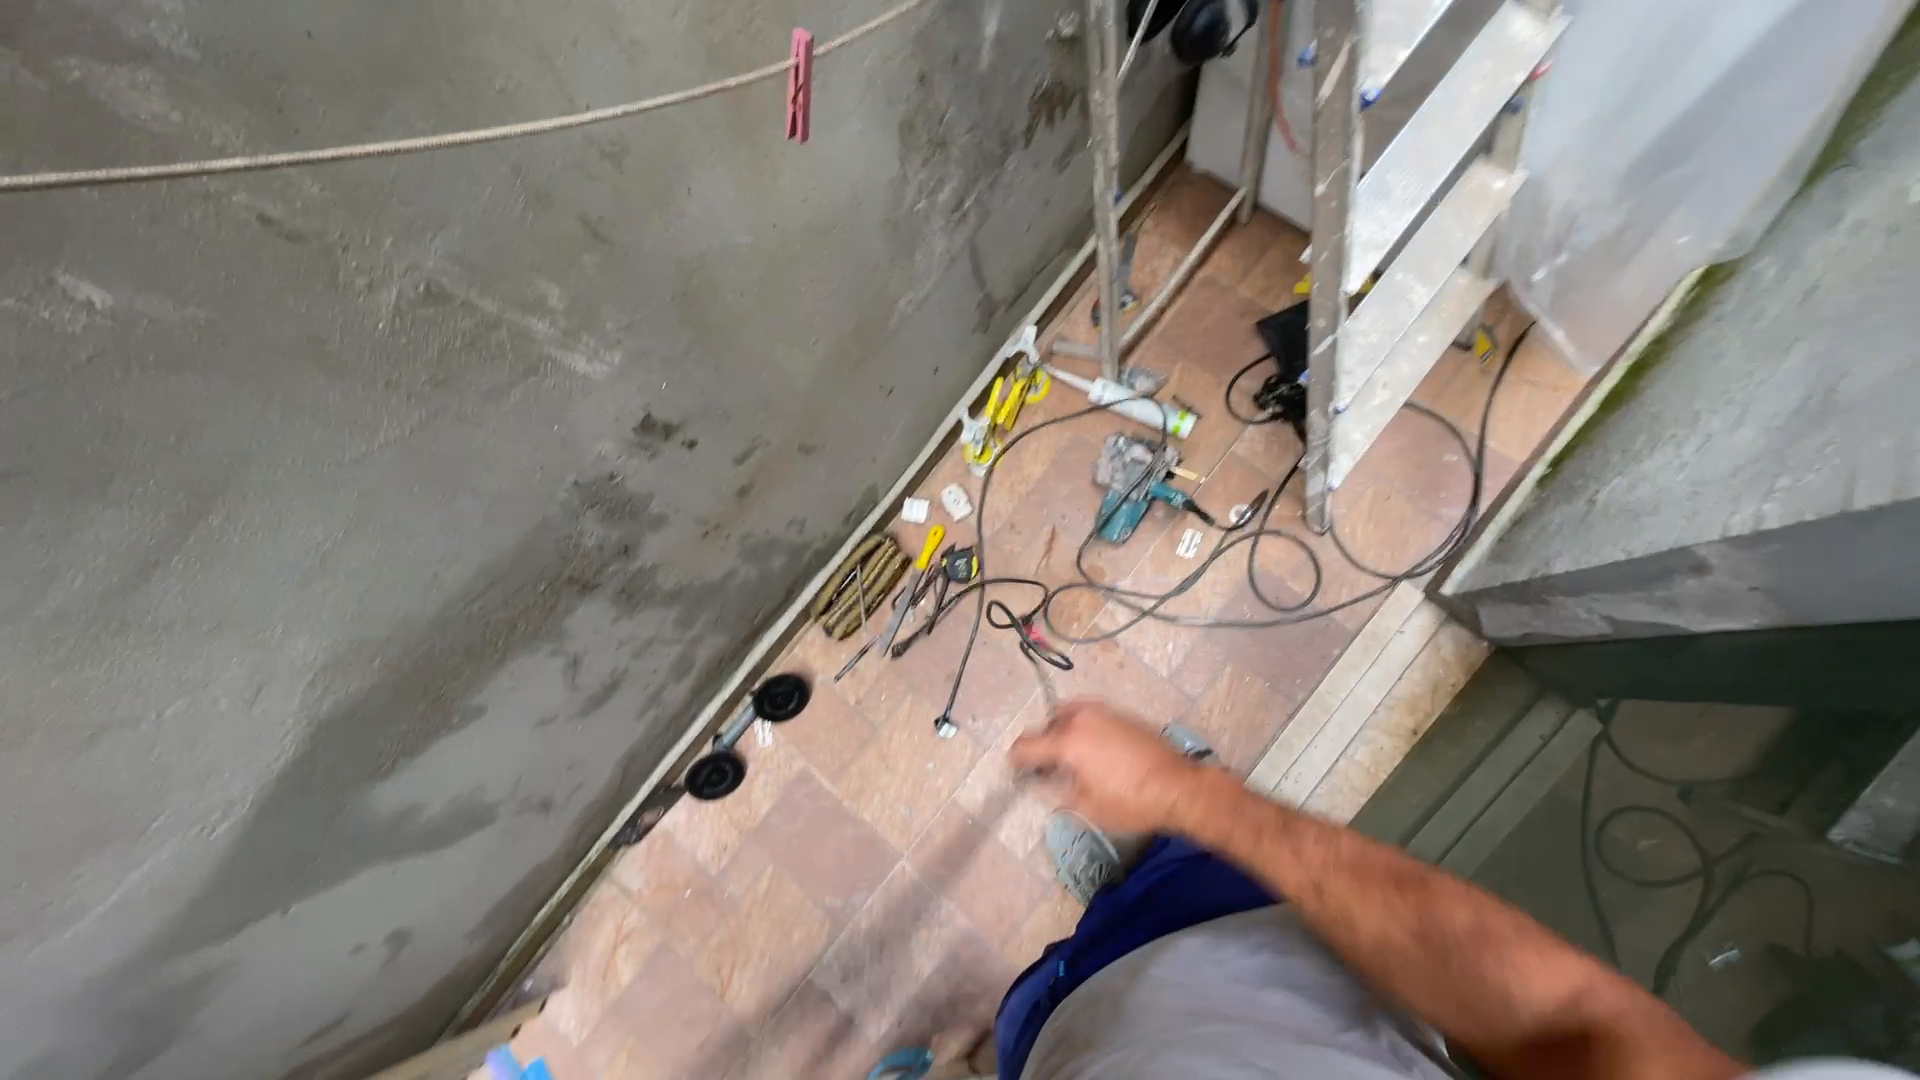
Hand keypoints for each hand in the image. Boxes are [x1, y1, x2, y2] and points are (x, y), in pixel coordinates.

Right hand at [1008, 699, 1207, 834]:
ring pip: (1068, 714)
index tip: (1016, 770)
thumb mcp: (1087, 807)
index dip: (1016, 759)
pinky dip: (1081, 726)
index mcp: (1067, 742)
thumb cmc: (1131, 802)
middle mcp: (1080, 718)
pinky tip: (1093, 748)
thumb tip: (1044, 783)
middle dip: (1041, 744)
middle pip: (1046, 724)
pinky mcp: (1121, 713)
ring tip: (1069, 755)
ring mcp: (1103, 711)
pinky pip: (1089, 714)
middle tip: (1046, 766)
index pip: (1026, 745)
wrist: (1179, 787)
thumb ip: (1058, 791)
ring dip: (1061, 731)